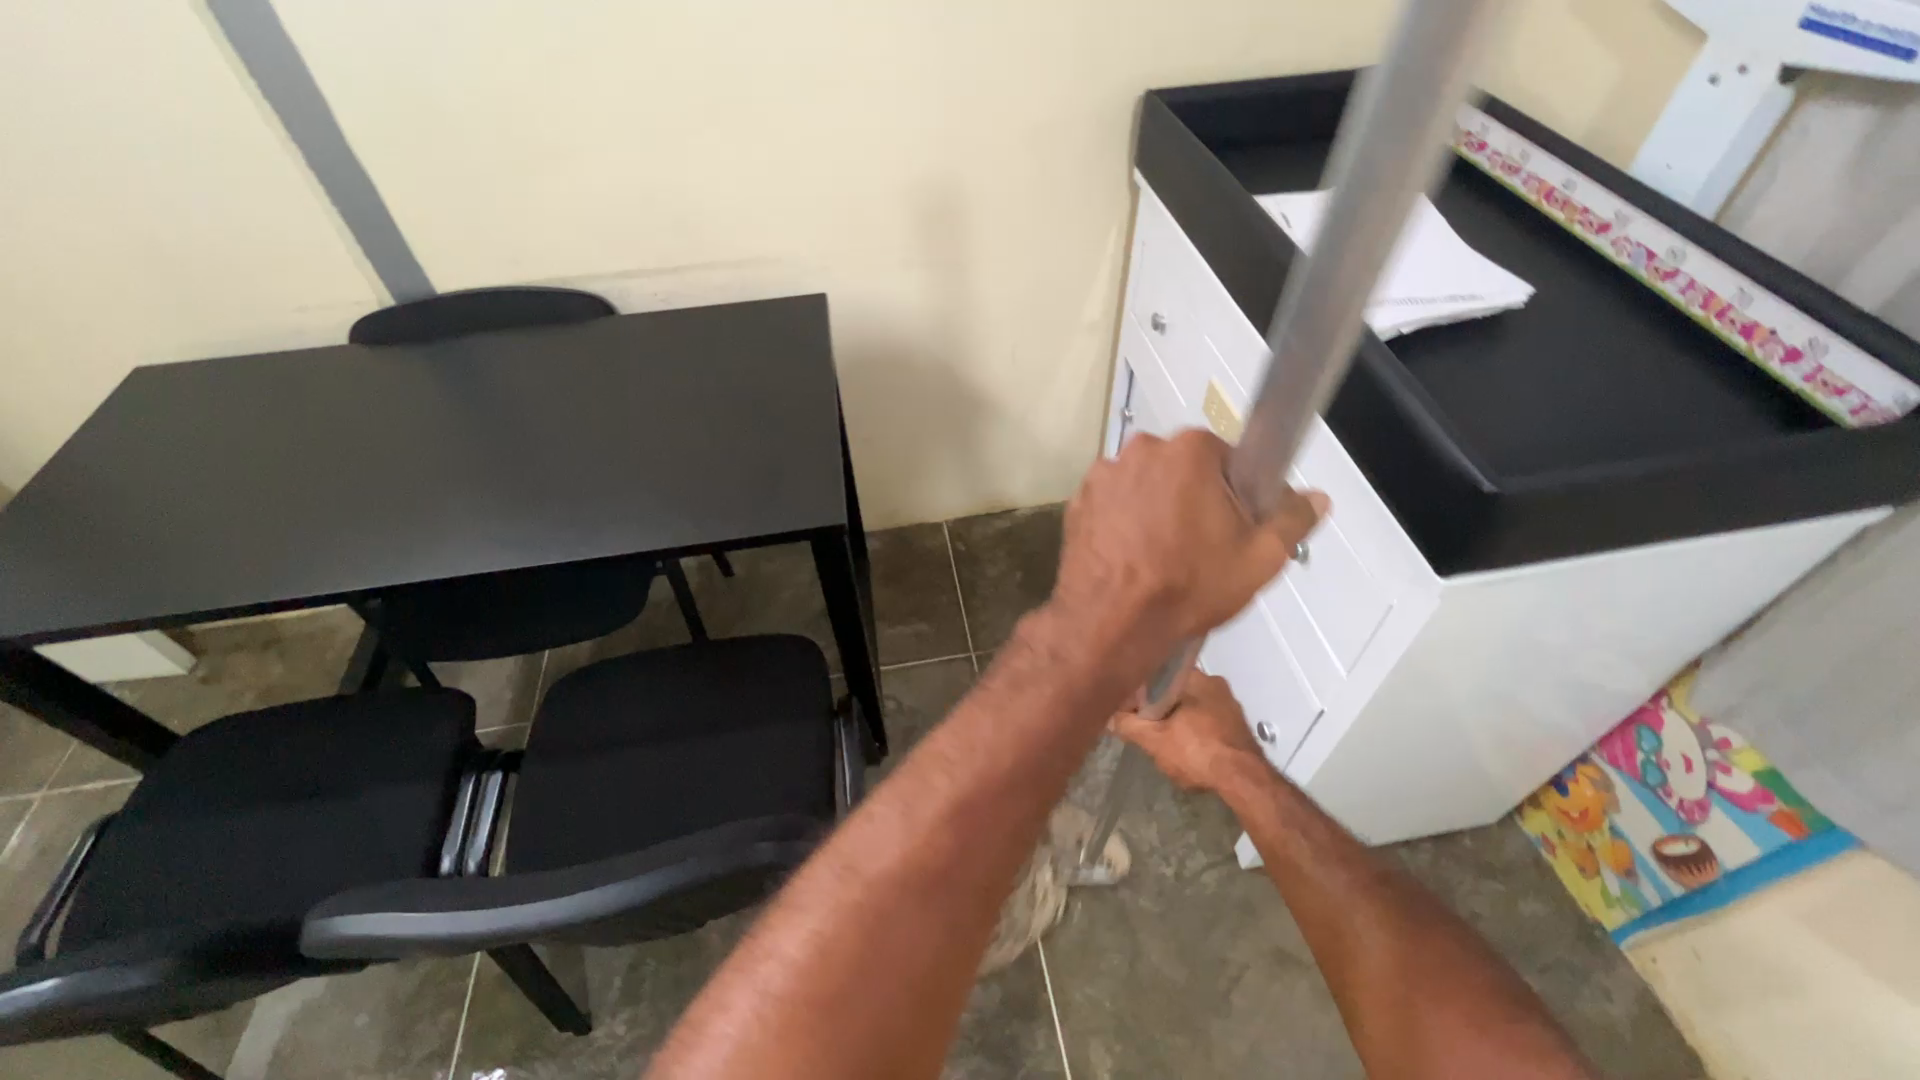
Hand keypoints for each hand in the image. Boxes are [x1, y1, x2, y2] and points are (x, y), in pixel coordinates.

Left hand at [1052, 429, 1327, 656]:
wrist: (1112, 623)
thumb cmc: (1189, 586)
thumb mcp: (1260, 559)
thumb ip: (1292, 520)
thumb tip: (1317, 497)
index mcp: (1190, 450)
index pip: (1225, 457)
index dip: (1234, 492)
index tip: (1232, 526)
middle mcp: (1141, 450)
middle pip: (1180, 468)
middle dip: (1193, 497)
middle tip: (1200, 545)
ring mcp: (1103, 476)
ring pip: (1144, 485)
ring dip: (1155, 508)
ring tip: (1162, 555)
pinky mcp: (1077, 503)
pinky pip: (1112, 505)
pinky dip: (1122, 522)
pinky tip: (1131, 556)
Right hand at [1110, 671, 1269, 794]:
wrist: (1243, 779)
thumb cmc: (1196, 751)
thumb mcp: (1153, 740)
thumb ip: (1128, 725)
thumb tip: (1111, 717)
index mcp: (1193, 677)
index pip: (1157, 675)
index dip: (1139, 692)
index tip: (1130, 710)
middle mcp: (1214, 682)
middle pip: (1175, 691)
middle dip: (1160, 708)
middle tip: (1146, 729)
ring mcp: (1230, 703)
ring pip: (1193, 706)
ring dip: (1178, 720)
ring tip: (1166, 742)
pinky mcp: (1239, 723)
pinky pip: (1208, 720)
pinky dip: (1196, 730)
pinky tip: (1189, 749)